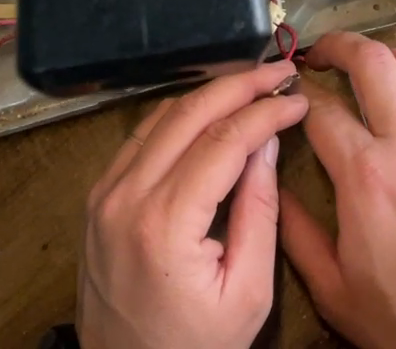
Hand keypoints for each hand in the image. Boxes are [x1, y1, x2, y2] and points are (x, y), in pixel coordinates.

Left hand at [77, 61, 308, 348]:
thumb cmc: (194, 347)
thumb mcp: (247, 293)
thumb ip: (259, 210)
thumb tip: (267, 140)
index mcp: (165, 224)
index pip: (224, 140)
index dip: (265, 111)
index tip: (297, 98)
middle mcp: (126, 195)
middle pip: (190, 113)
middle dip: (240, 84)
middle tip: (279, 72)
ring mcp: (105, 192)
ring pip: (162, 115)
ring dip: (210, 94)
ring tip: (252, 86)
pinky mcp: (98, 195)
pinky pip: (142, 136)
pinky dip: (180, 115)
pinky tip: (210, 112)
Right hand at [281, 33, 395, 348]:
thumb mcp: (333, 288)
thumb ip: (294, 230)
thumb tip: (270, 180)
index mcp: (365, 175)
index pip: (321, 107)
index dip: (299, 93)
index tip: (291, 92)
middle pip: (370, 59)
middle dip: (337, 45)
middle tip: (321, 53)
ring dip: (387, 55)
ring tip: (369, 68)